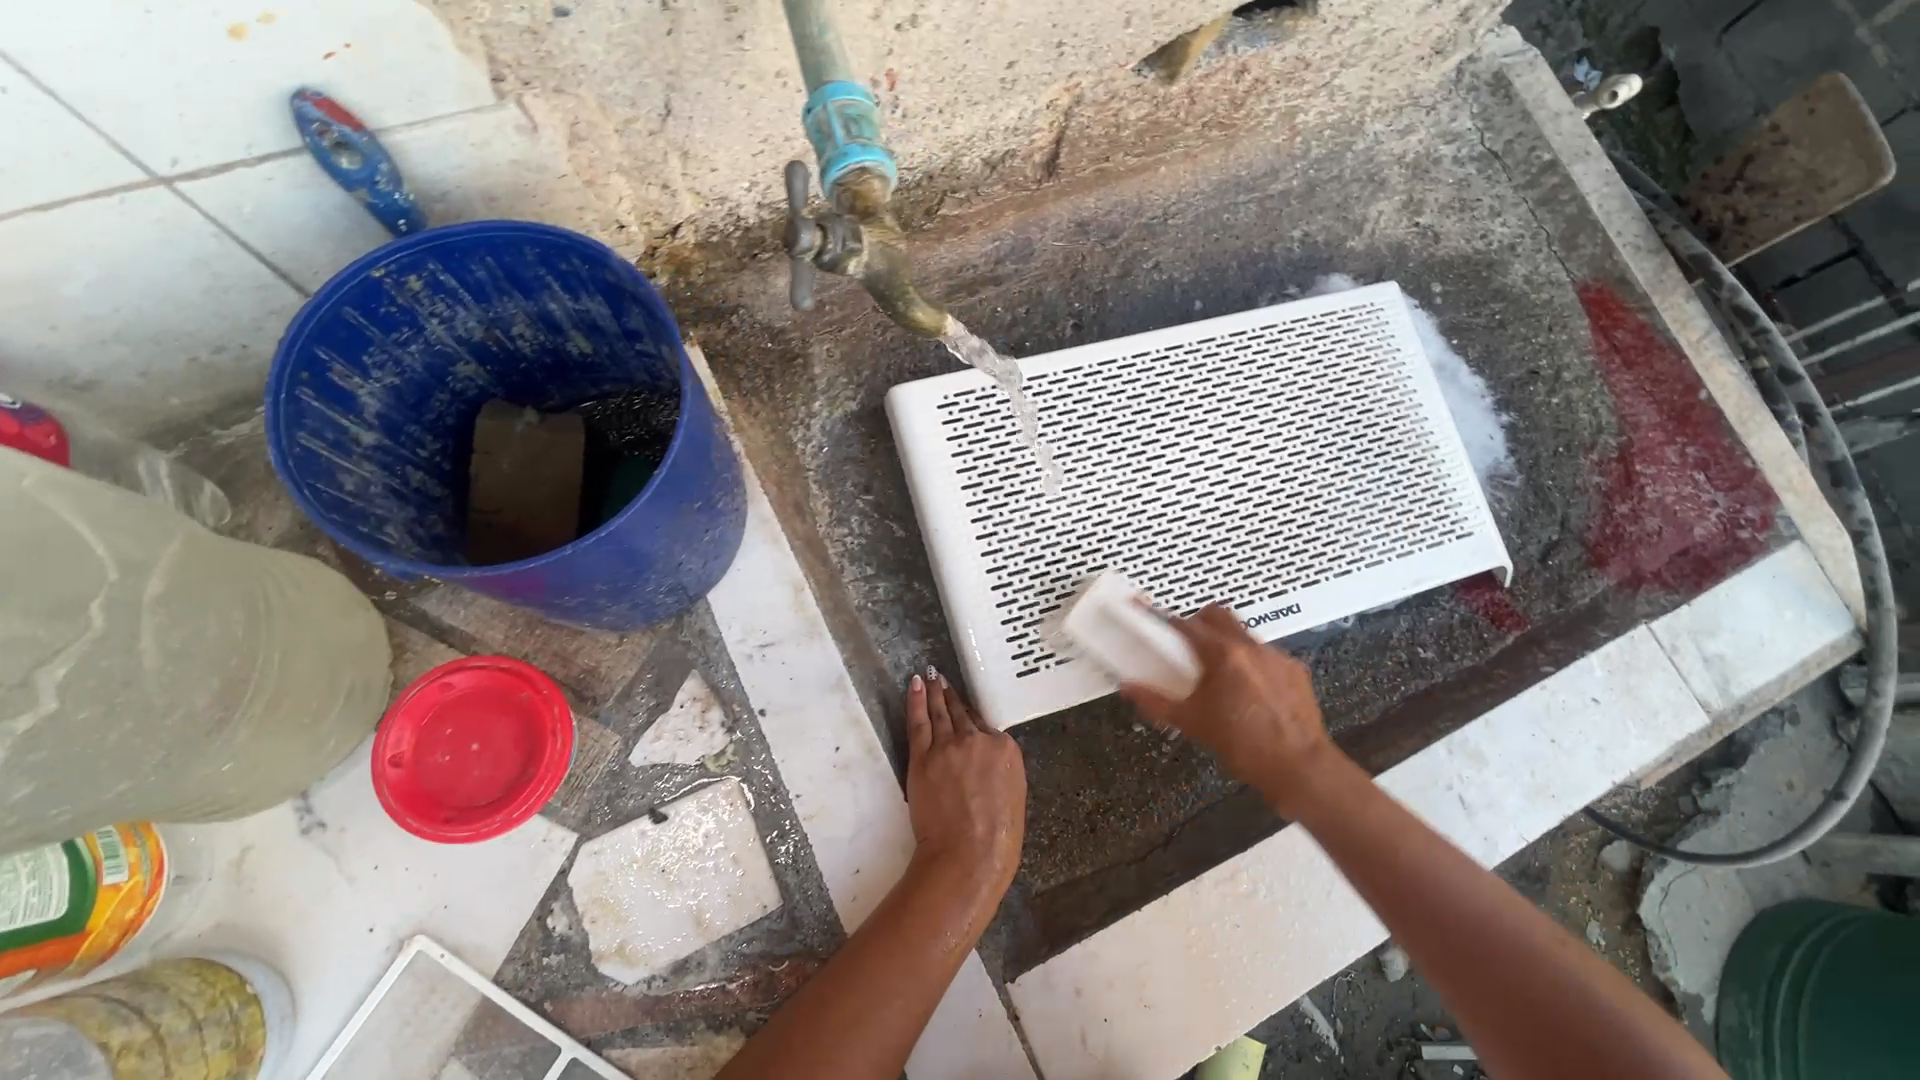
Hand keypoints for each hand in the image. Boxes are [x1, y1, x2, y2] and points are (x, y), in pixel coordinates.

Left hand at [904, 670, 1026, 900]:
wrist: (970, 853)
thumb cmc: (998, 838)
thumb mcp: (1013, 796)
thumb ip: (999, 771)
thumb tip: (985, 766)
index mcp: (1006, 751)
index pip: (987, 730)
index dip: (974, 722)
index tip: (966, 712)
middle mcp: (978, 741)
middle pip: (963, 715)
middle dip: (952, 696)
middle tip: (944, 679)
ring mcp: (949, 746)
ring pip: (940, 713)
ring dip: (935, 692)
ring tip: (932, 676)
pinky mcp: (923, 756)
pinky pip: (918, 721)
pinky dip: (916, 700)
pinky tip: (916, 685)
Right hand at [1122, 605, 1342, 819]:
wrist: (1299, 768)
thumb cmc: (1243, 746)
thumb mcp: (1192, 723)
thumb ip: (1156, 701)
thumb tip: (1128, 687)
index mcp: (1223, 655)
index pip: (1186, 625)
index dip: (1163, 619)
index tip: (1147, 612)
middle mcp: (1252, 647)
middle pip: (1218, 615)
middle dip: (1198, 622)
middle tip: (1186, 644)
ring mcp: (1278, 657)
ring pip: (1244, 635)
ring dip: (1227, 643)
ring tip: (1220, 674)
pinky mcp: (1296, 671)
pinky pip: (1268, 656)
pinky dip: (1252, 664)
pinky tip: (1250, 691)